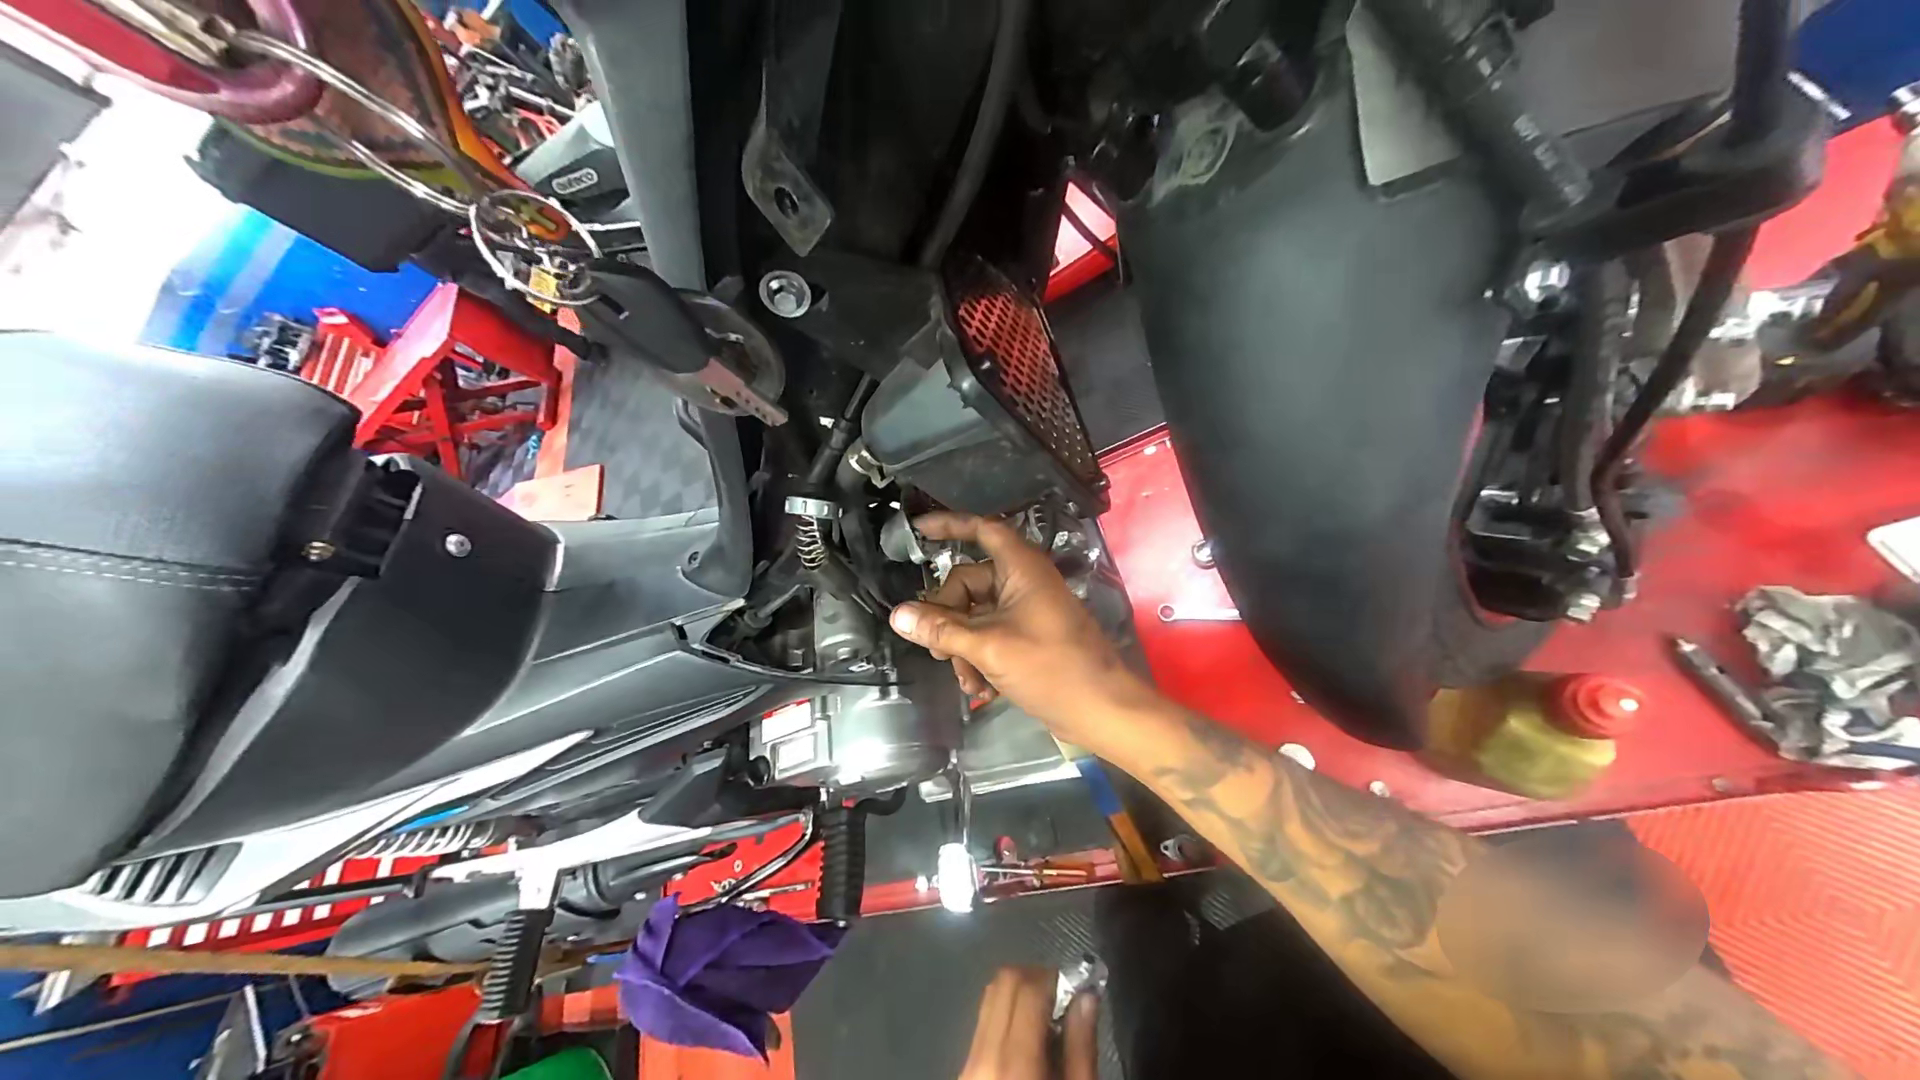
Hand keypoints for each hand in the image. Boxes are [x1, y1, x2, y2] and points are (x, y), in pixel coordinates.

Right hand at [888, 513, 1151, 743]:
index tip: (919, 530)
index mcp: (1021, 568)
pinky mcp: (1028, 637)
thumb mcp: (989, 647)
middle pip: (968, 583)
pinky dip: (979, 657)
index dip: (950, 525)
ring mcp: (1026, 611)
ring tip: (966, 678)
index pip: (982, 530)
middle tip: (937, 650)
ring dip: (962, 646)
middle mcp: (1023, 582)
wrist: (1102, 710)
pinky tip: (979, 686)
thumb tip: (899, 615)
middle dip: (948, 619)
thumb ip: (941, 630)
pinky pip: (990, 635)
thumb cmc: (1052, 668)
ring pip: (976, 615)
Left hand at [958, 967, 1097, 1079]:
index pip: (1027, 988)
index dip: (1054, 977)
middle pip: (1004, 981)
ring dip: (1019, 991)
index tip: (1076, 985)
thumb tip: (1087, 994)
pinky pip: (983, 1020)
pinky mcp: (964, 1066)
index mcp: (1015, 1060)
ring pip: (990, 995)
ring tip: (1046, 1017)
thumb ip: (1082, 1046)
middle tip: (1061, 997)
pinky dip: (1006, 1013)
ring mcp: (968, 1059)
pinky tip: (1027, 1037)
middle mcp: (984, 1051)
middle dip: (1035, 977)